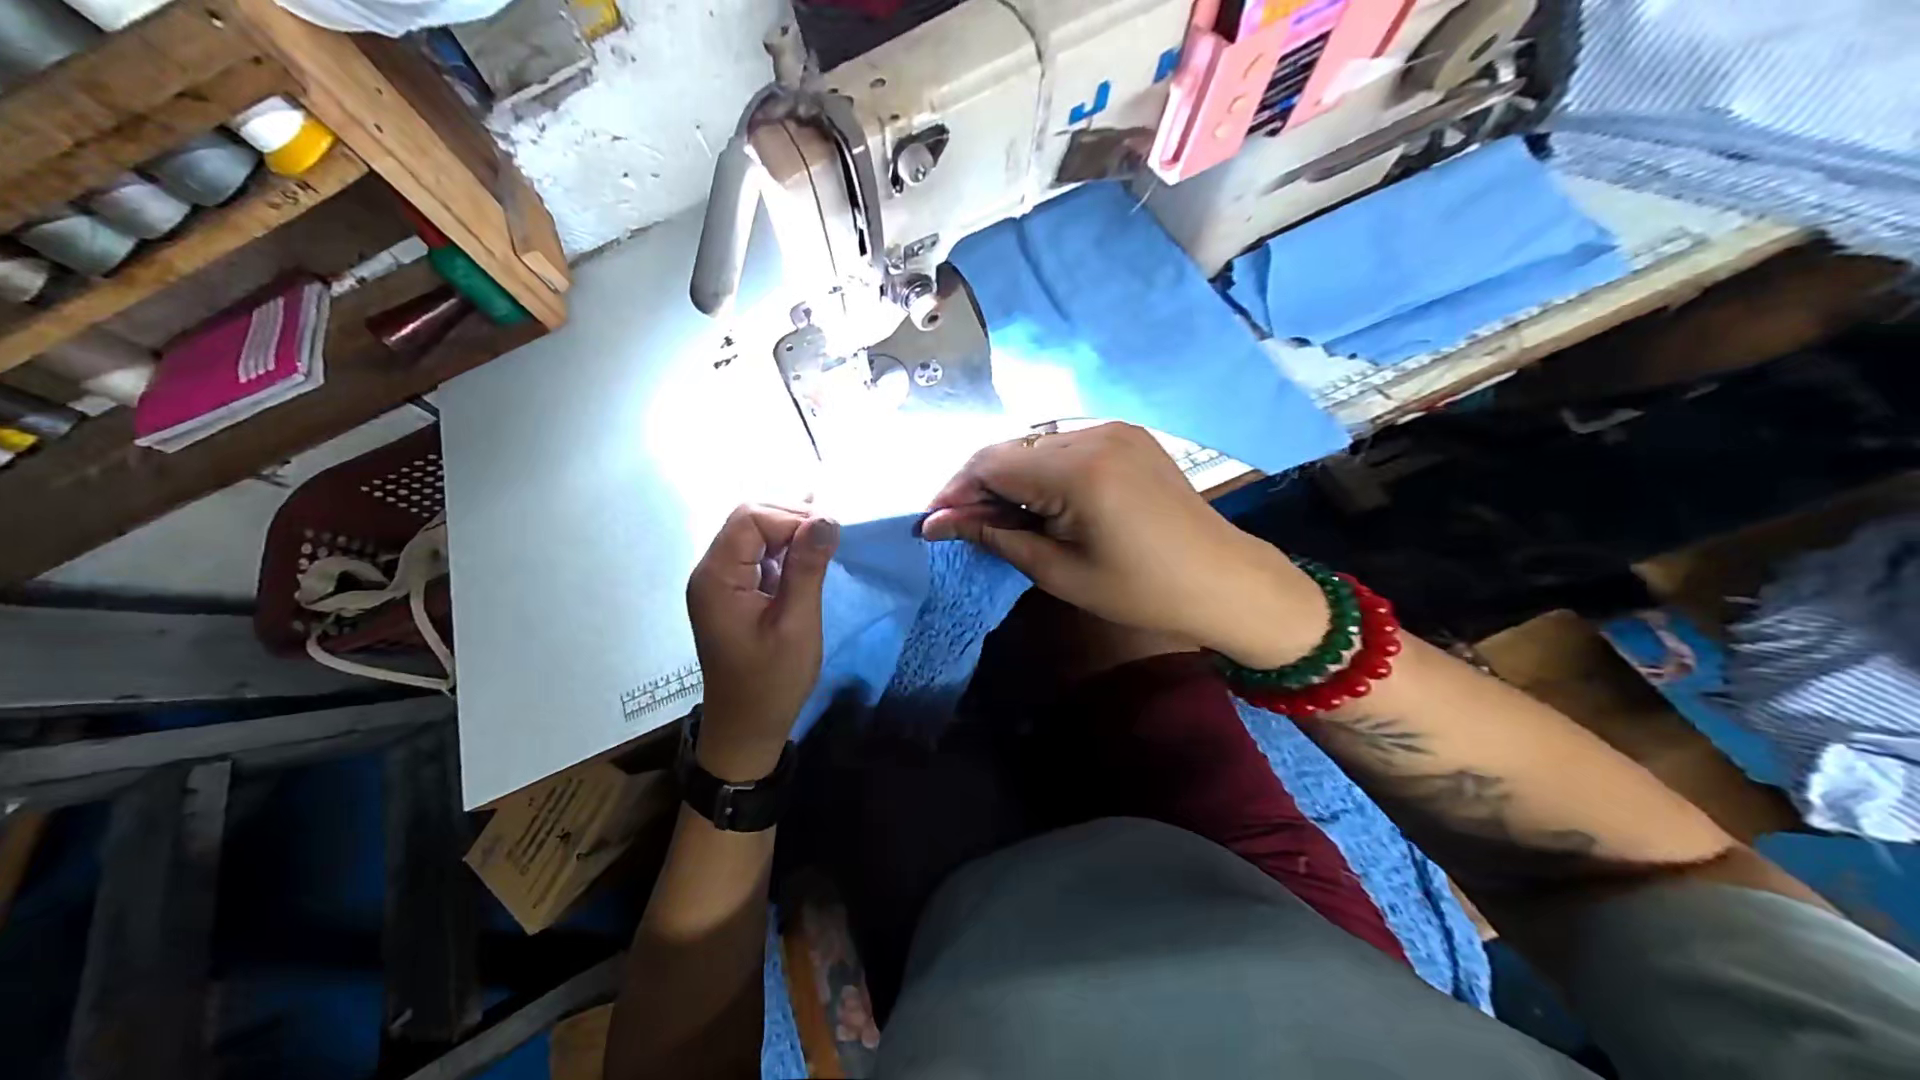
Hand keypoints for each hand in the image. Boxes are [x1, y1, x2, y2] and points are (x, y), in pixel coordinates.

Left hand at [686, 504, 840, 781]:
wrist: (747, 728)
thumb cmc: (772, 682)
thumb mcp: (796, 625)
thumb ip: (807, 568)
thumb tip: (826, 517)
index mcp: (717, 577)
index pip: (750, 518)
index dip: (791, 518)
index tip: (830, 536)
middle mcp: (711, 571)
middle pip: (749, 519)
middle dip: (791, 518)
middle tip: (833, 533)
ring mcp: (721, 581)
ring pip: (754, 533)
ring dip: (791, 530)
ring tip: (829, 535)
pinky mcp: (734, 592)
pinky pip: (758, 554)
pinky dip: (785, 547)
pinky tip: (812, 544)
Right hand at [919, 423, 1325, 667]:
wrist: (1223, 579)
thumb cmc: (1141, 591)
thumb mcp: (1059, 571)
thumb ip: (995, 536)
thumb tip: (937, 523)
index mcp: (1078, 469)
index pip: (991, 464)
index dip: (954, 491)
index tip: (932, 522)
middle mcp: (1093, 433)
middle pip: (1010, 449)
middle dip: (978, 485)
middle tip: (960, 524)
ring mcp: (1114, 428)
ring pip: (1034, 444)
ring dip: (1008, 476)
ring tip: (996, 516)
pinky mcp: (1127, 434)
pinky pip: (1064, 444)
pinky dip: (1040, 469)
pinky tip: (1036, 499)